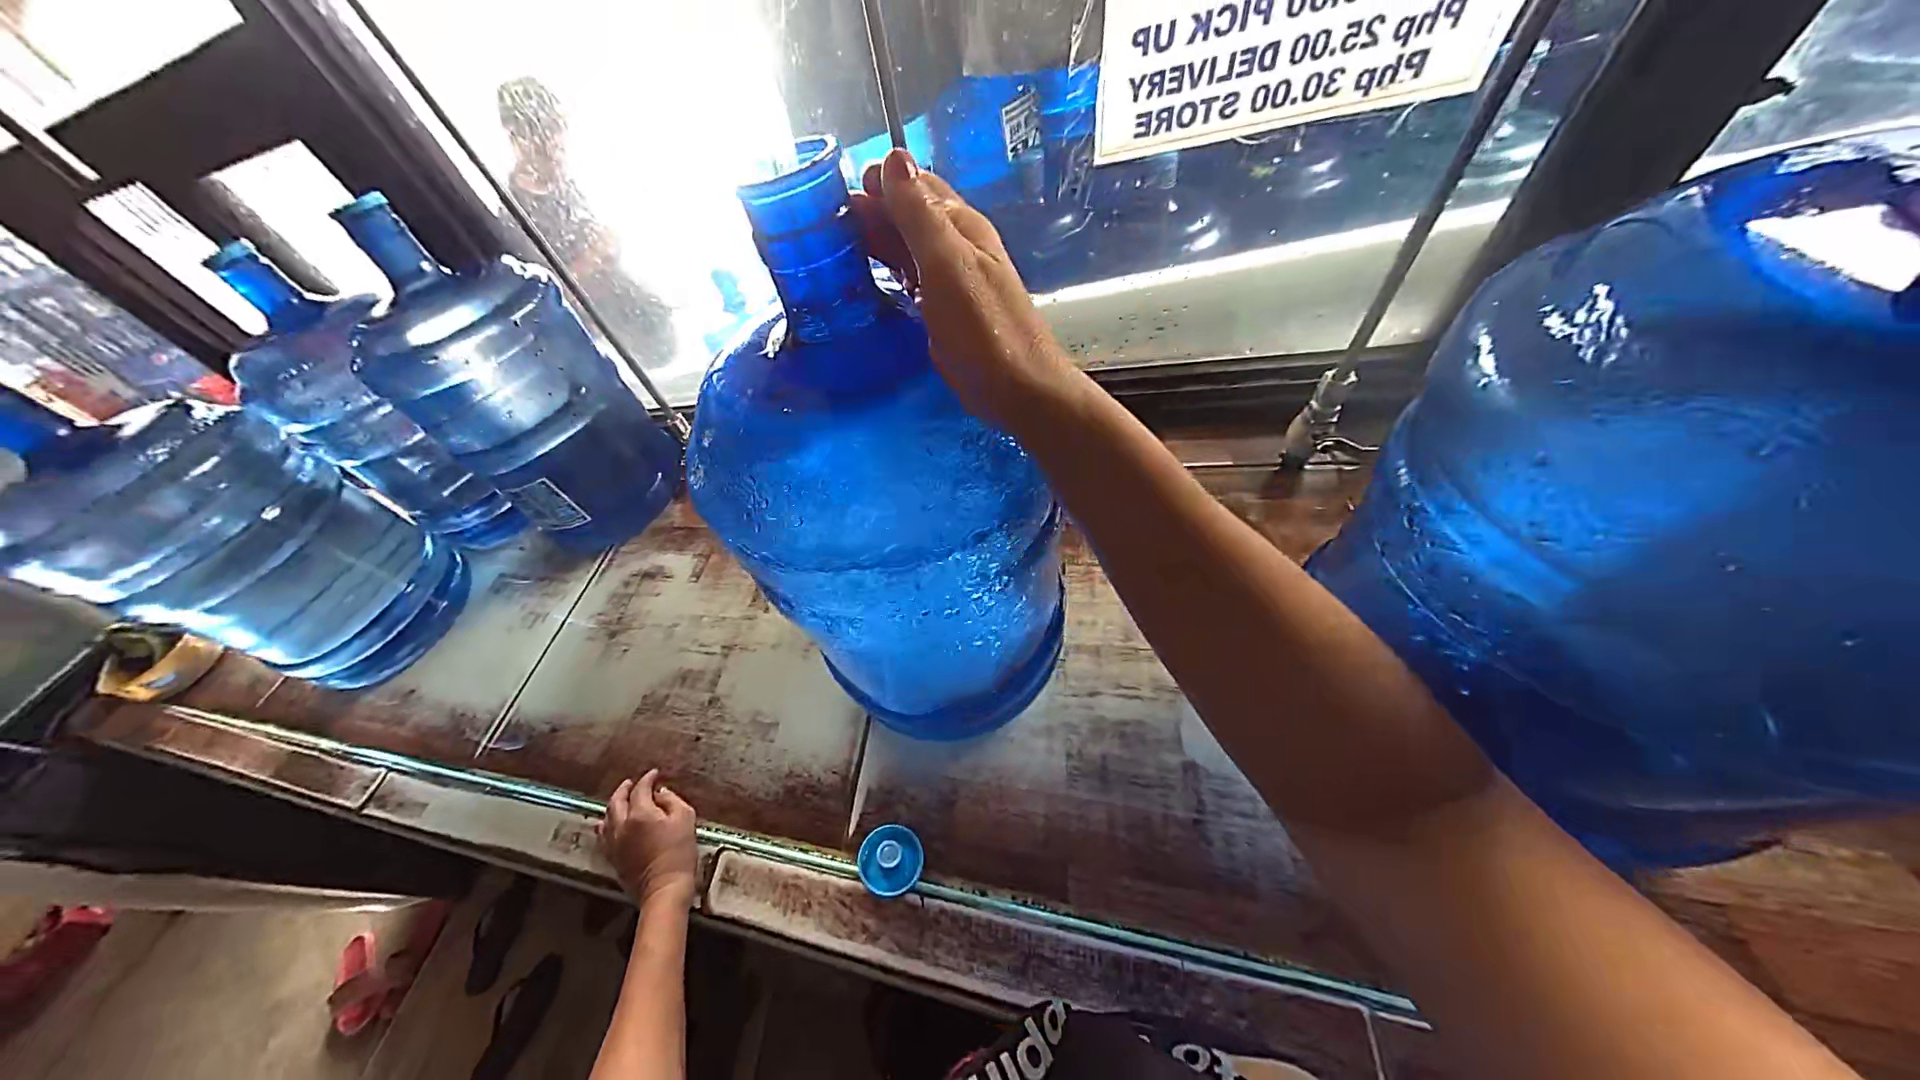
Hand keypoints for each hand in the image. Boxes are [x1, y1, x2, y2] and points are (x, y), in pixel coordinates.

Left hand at [597, 769, 697, 906]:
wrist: (664, 888)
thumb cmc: (680, 852)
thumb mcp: (685, 819)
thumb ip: (672, 800)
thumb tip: (661, 793)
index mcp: (640, 813)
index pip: (640, 789)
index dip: (648, 779)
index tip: (655, 774)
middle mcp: (621, 825)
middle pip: (617, 801)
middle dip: (625, 789)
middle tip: (632, 783)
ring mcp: (613, 843)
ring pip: (606, 817)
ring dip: (614, 805)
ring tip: (621, 800)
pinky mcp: (612, 858)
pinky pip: (603, 835)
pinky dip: (606, 824)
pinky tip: (608, 824)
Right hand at [849, 149, 1084, 433]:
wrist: (1018, 392)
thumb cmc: (983, 330)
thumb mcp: (948, 265)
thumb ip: (920, 215)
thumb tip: (893, 158)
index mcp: (960, 227)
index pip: (913, 187)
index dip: (875, 184)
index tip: (829, 194)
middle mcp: (956, 248)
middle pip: (907, 217)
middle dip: (868, 212)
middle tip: (820, 224)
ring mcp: (950, 283)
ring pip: (906, 250)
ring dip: (874, 243)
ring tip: (831, 247)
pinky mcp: (943, 315)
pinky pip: (909, 282)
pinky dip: (886, 275)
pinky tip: (865, 282)